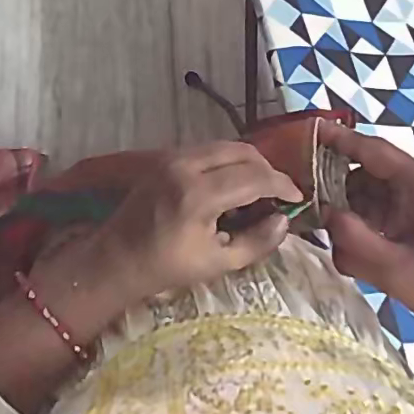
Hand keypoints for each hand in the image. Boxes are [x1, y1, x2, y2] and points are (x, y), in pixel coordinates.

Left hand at [83, 141, 303, 301]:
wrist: (115, 259)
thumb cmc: (165, 267)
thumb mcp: (217, 263)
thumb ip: (256, 241)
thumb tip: (284, 220)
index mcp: (197, 195)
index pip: (254, 177)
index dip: (282, 185)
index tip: (298, 198)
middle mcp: (185, 166)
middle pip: (242, 152)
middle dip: (267, 170)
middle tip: (279, 194)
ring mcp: (172, 157)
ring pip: (225, 146)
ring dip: (248, 162)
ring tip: (259, 189)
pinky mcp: (165, 157)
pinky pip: (207, 149)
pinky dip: (227, 161)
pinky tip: (232, 184)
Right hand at [318, 122, 413, 379]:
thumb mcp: (395, 268)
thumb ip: (352, 238)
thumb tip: (323, 214)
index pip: (372, 150)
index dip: (338, 139)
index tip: (308, 130)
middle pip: (366, 176)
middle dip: (335, 189)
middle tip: (301, 200)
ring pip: (372, 201)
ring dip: (349, 217)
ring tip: (322, 236)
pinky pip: (383, 222)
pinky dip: (365, 234)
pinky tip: (350, 257)